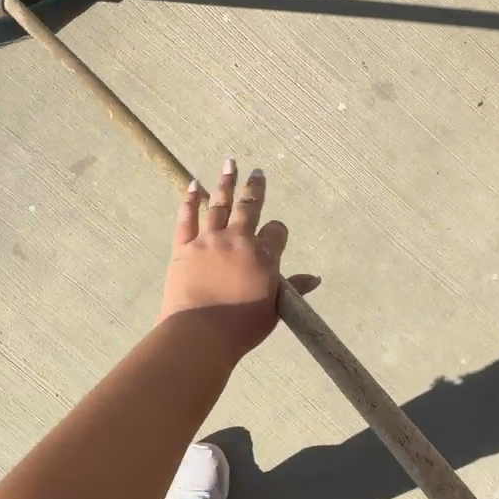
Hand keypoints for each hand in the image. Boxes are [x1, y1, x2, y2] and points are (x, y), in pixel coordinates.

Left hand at [160, 157, 318, 358]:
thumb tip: (314, 280)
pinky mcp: (183, 248)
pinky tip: (194, 185)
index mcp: (264, 256)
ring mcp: (209, 242)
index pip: (276, 232)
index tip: (275, 235)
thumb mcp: (274, 310)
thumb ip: (292, 290)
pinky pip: (187, 218)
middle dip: (255, 188)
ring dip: (225, 183)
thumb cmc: (241, 329)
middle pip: (249, 207)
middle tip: (257, 172)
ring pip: (219, 205)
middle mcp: (238, 241)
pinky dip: (190, 200)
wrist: (200, 334)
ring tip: (230, 164)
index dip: (277, 233)